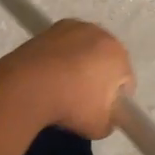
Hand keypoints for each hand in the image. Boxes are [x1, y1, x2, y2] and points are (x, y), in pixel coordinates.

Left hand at [0, 19, 134, 138]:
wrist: (29, 85)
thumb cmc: (72, 104)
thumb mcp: (101, 127)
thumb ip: (110, 120)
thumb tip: (105, 115)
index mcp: (118, 54)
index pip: (125, 81)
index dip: (116, 99)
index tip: (102, 111)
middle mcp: (99, 33)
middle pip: (105, 60)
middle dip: (98, 77)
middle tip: (84, 99)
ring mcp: (73, 26)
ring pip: (84, 50)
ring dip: (79, 64)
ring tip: (63, 86)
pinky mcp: (50, 28)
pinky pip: (63, 46)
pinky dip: (60, 57)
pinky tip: (50, 74)